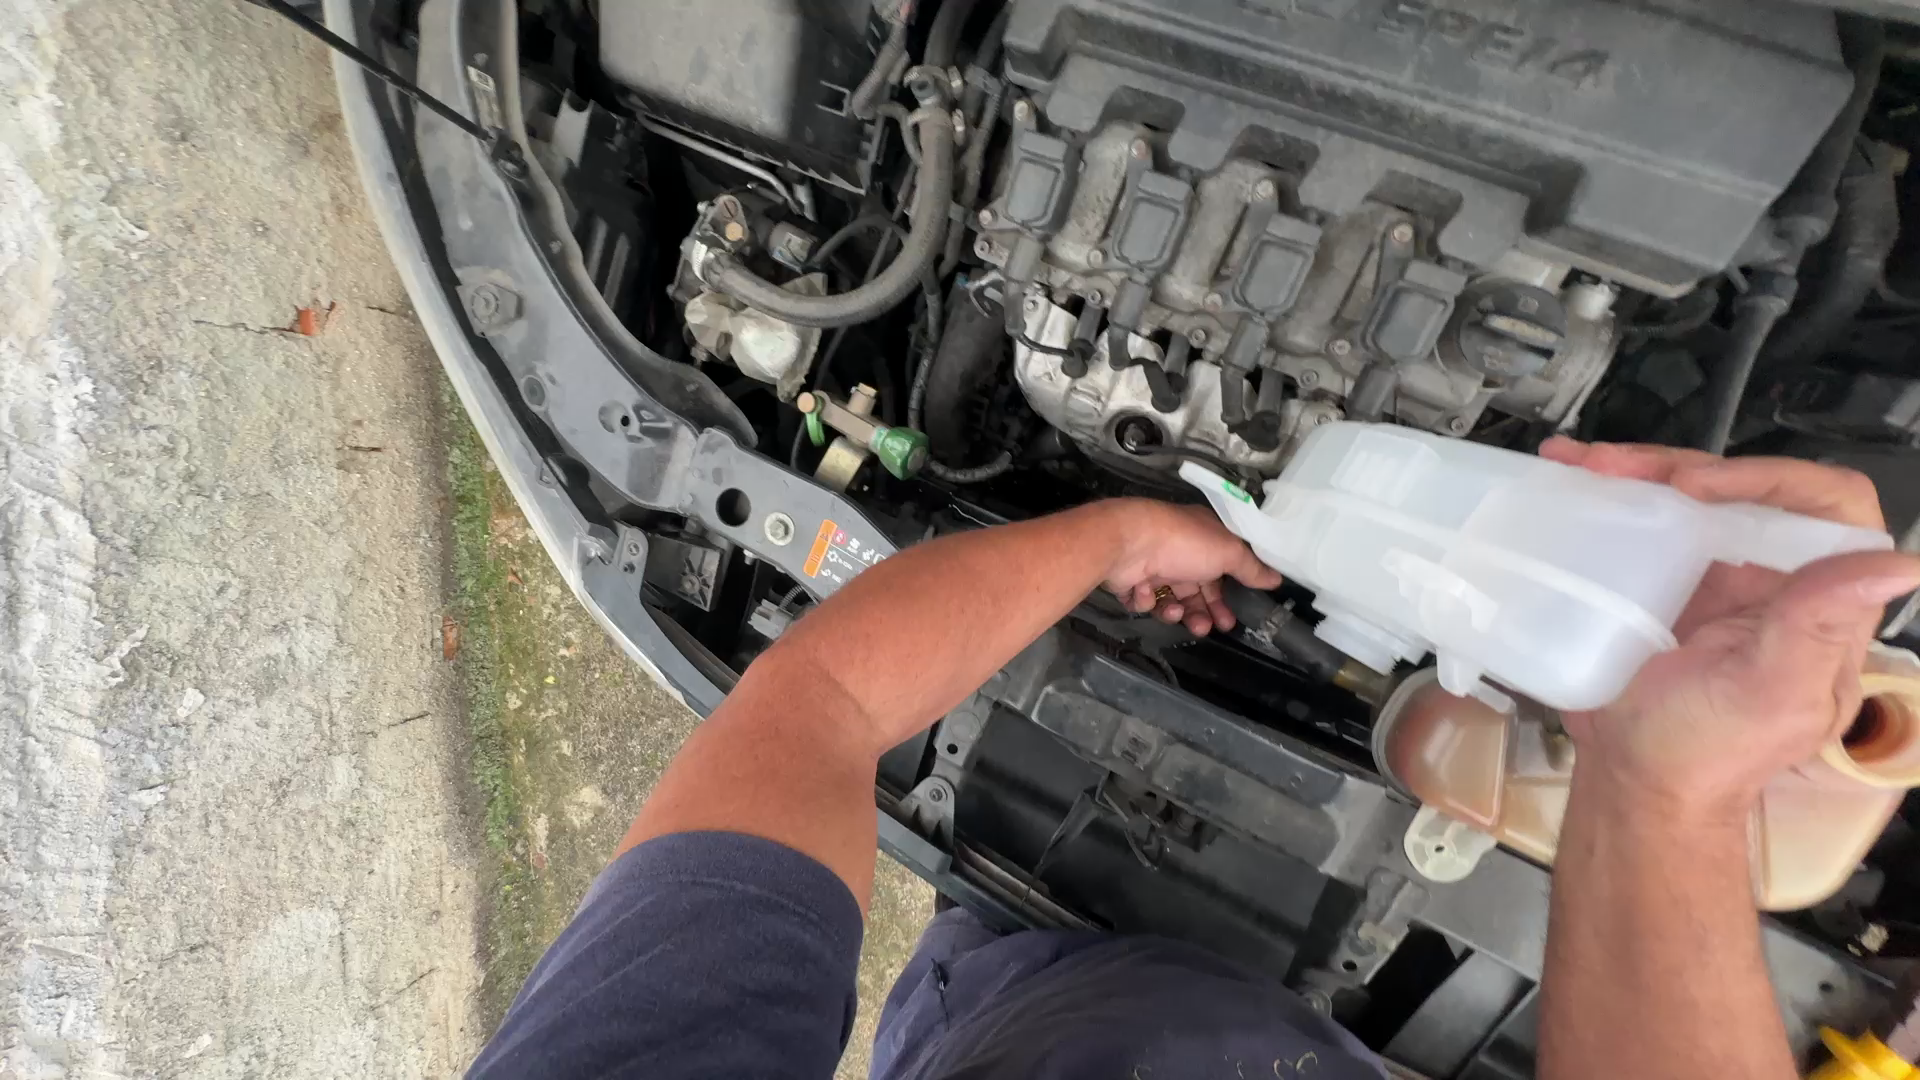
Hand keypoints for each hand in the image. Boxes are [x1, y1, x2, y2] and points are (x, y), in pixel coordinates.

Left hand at [1097, 499, 1283, 636]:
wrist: (1129, 544)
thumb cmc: (1184, 543)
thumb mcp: (1229, 552)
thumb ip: (1251, 568)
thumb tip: (1275, 578)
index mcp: (1202, 539)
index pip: (1220, 568)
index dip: (1227, 592)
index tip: (1236, 614)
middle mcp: (1177, 551)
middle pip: (1194, 589)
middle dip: (1203, 611)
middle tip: (1209, 628)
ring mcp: (1151, 565)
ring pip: (1168, 599)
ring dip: (1175, 611)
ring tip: (1176, 613)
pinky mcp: (1129, 580)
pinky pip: (1143, 600)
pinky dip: (1146, 599)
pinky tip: (1146, 592)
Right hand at [1540, 437, 1918, 816]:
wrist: (1633, 771)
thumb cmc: (1705, 745)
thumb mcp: (1767, 692)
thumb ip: (1817, 630)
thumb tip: (1898, 564)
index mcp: (1808, 594)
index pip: (1818, 506)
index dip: (1762, 479)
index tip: (1688, 487)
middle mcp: (1758, 574)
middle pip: (1732, 490)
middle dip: (1669, 464)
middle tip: (1603, 463)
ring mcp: (1695, 576)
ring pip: (1675, 499)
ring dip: (1625, 470)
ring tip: (1572, 461)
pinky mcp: (1639, 582)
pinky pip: (1626, 526)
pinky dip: (1593, 499)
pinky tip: (1558, 483)